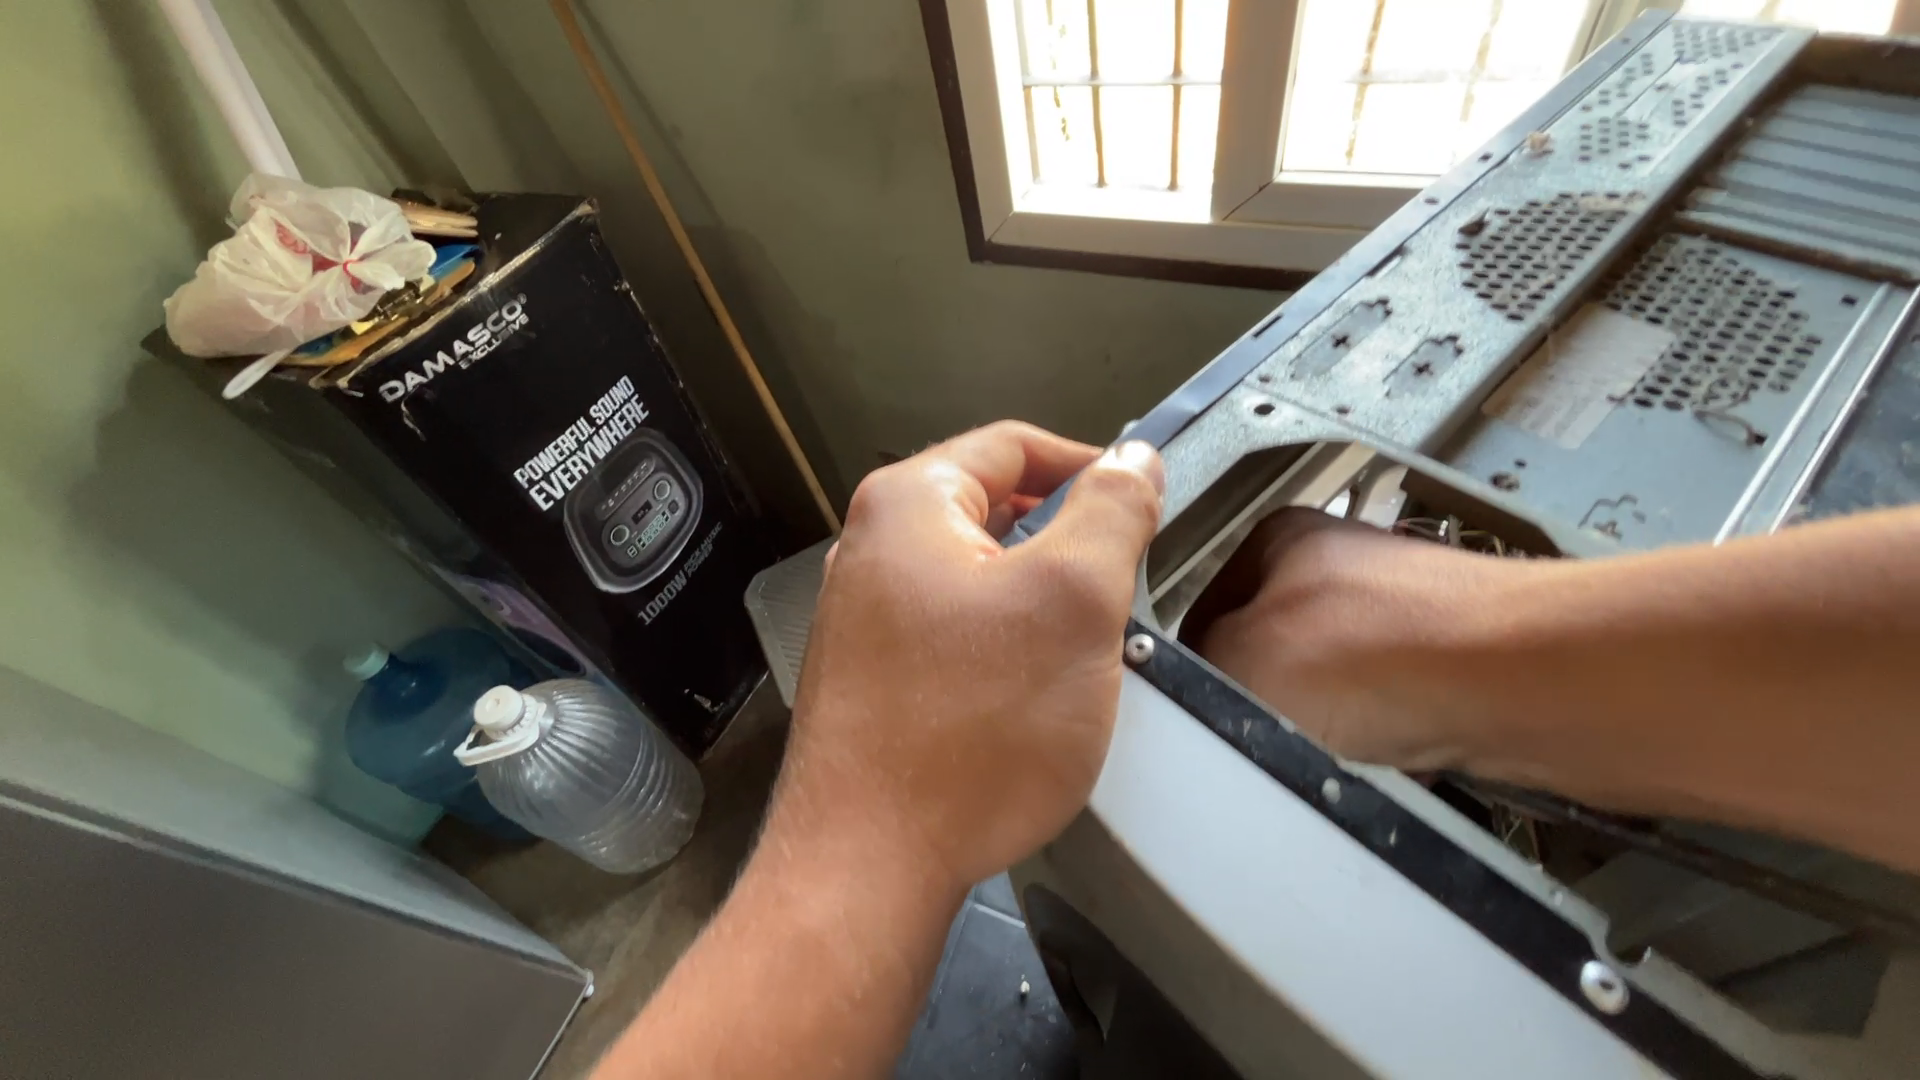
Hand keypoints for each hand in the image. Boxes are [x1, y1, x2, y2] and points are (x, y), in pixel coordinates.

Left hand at [772, 422, 1163, 894]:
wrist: (870, 863)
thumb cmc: (974, 725)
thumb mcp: (1073, 599)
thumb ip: (1112, 513)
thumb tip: (1133, 460)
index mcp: (906, 505)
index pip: (1012, 445)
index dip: (1088, 463)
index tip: (1140, 501)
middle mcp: (869, 547)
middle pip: (990, 507)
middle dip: (1063, 535)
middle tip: (1118, 578)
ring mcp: (861, 613)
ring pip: (973, 572)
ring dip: (1034, 592)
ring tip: (1080, 637)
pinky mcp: (868, 670)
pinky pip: (950, 625)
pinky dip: (998, 636)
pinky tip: (1026, 683)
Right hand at [1186, 507, 1535, 771]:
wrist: (1531, 685)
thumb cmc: (1378, 655)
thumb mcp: (1238, 662)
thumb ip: (1187, 668)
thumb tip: (1182, 682)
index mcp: (1278, 536)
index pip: (1201, 609)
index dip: (1192, 666)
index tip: (1198, 709)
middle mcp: (1339, 559)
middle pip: (1267, 647)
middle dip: (1266, 699)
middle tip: (1274, 730)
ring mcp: (1400, 603)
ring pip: (1326, 682)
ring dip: (1325, 722)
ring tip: (1342, 742)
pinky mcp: (1451, 650)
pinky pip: (1385, 702)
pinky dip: (1380, 732)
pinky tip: (1392, 749)